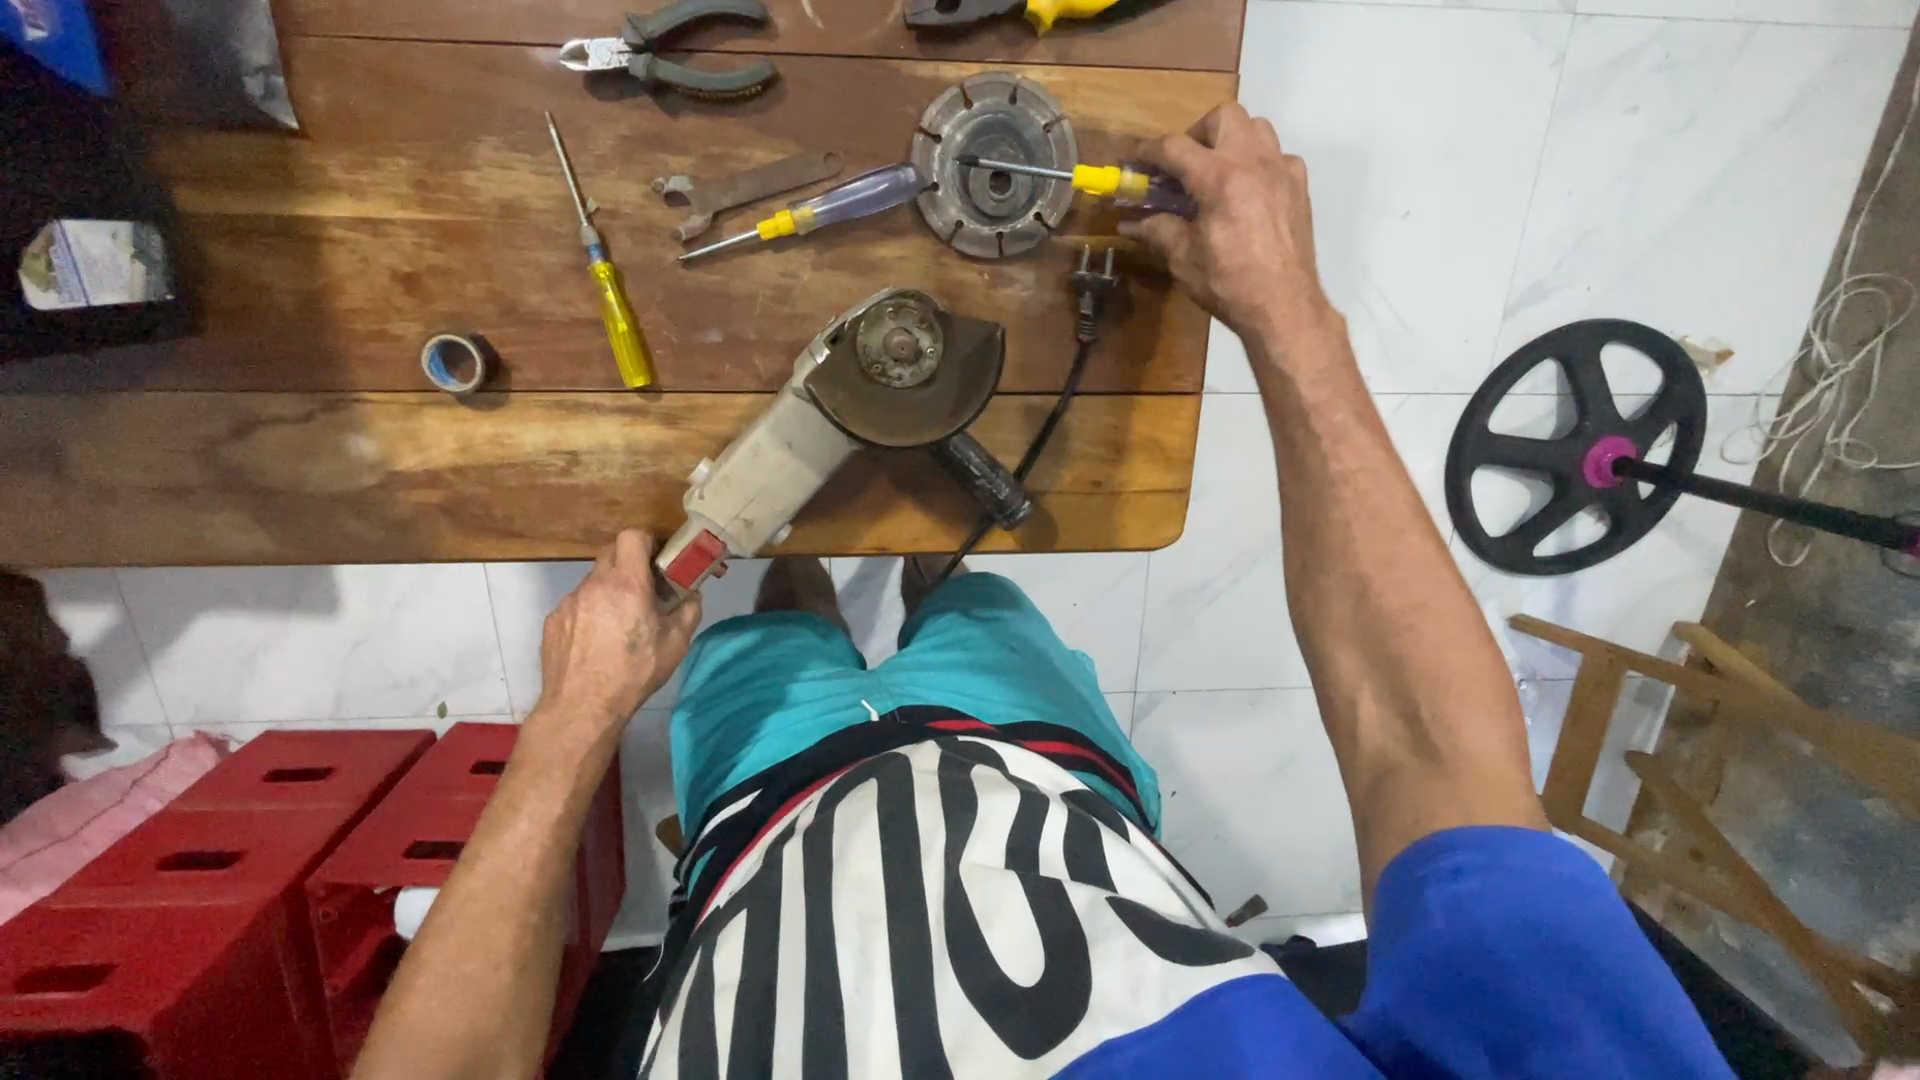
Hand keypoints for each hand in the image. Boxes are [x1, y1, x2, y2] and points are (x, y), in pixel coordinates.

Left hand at [535, 530, 701, 732]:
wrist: (582, 706)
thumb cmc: (634, 672)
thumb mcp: (676, 644)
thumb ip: (688, 612)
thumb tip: (691, 596)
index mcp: (628, 584)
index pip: (632, 537)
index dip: (646, 541)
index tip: (657, 557)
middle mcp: (595, 585)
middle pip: (610, 553)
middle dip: (628, 562)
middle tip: (643, 586)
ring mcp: (570, 602)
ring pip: (593, 582)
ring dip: (609, 591)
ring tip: (619, 623)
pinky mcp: (554, 620)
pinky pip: (577, 605)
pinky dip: (590, 612)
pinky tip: (596, 641)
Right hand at [1122, 103, 1337, 346]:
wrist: (1282, 305)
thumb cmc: (1228, 284)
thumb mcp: (1184, 259)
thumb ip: (1159, 230)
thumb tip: (1132, 224)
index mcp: (1219, 178)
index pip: (1175, 147)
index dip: (1149, 152)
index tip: (1136, 161)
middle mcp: (1253, 162)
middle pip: (1222, 117)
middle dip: (1196, 134)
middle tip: (1183, 166)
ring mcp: (1281, 170)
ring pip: (1255, 127)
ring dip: (1230, 141)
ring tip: (1215, 173)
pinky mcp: (1299, 186)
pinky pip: (1277, 156)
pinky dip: (1257, 163)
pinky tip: (1246, 192)